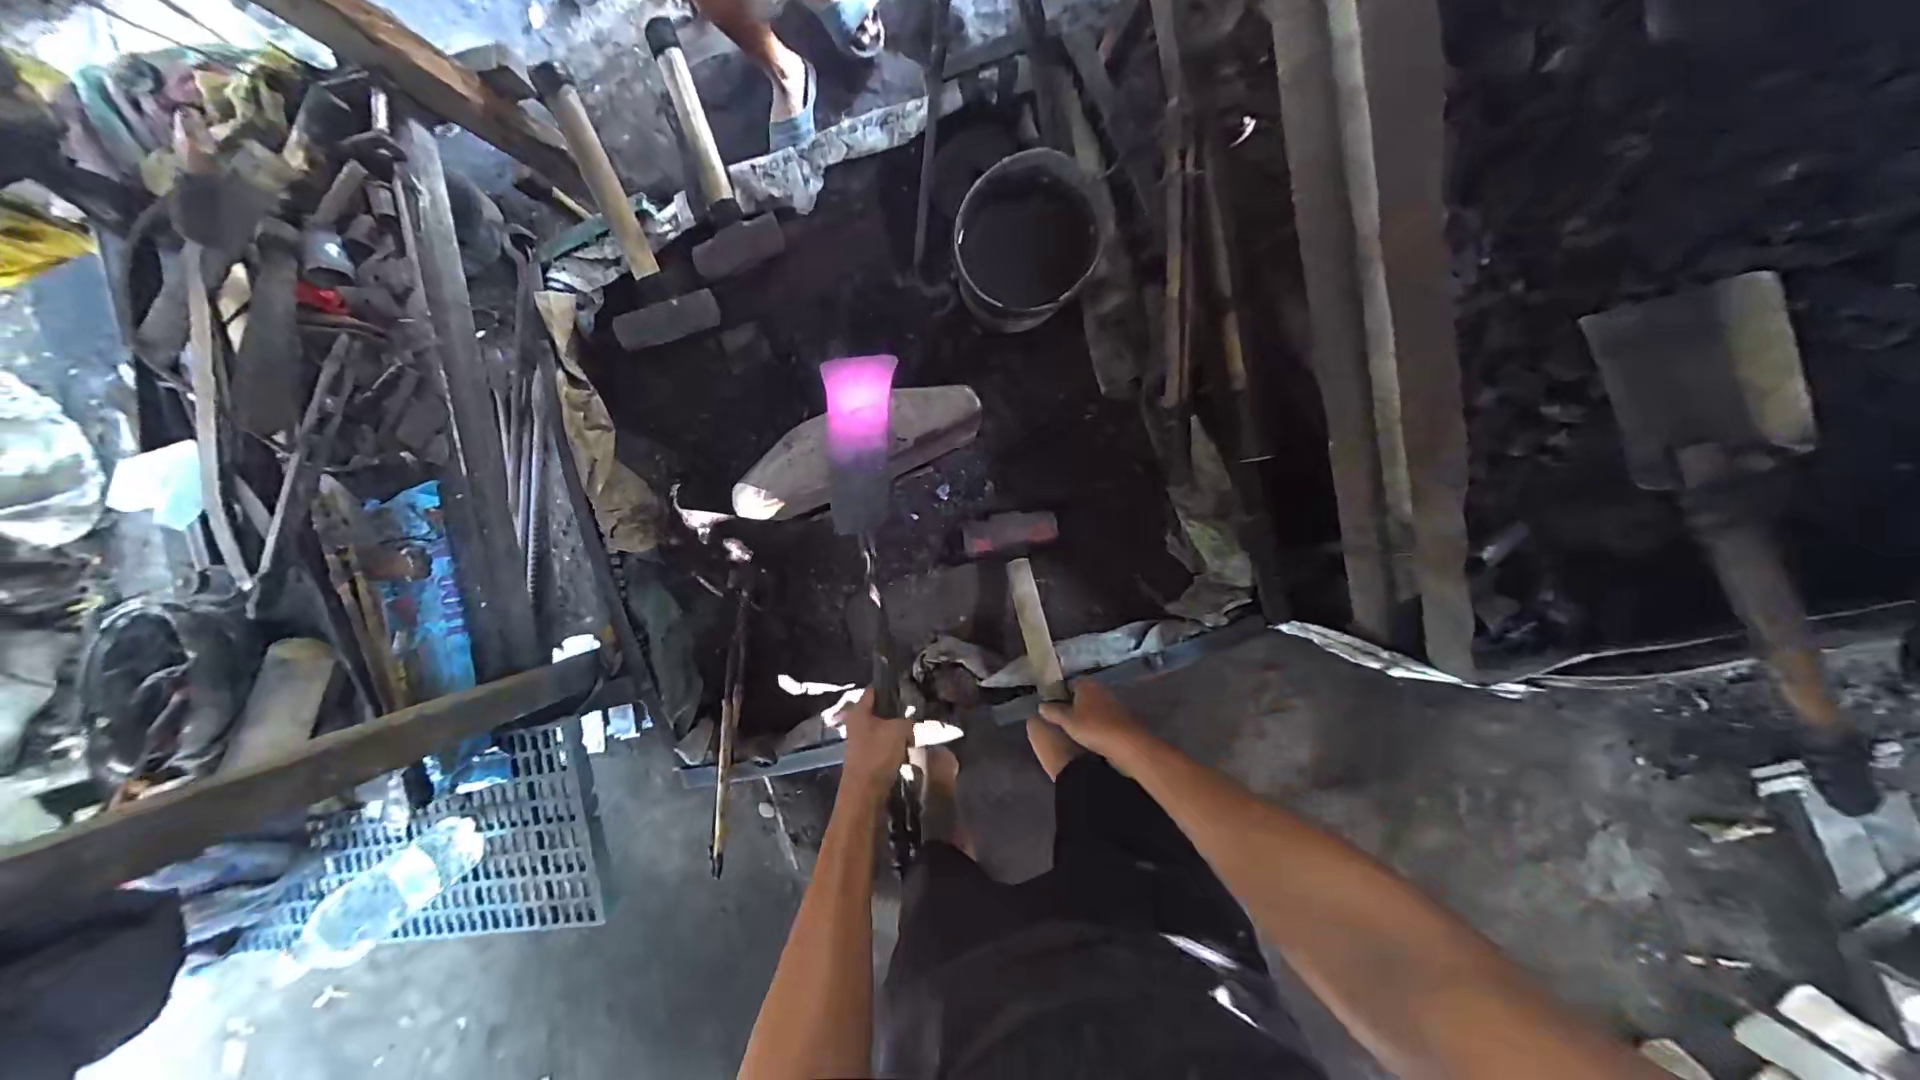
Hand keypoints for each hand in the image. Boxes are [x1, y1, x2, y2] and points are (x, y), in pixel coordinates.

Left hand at [832, 688, 909, 804]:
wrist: (865, 792)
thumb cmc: (878, 754)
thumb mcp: (899, 730)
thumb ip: (908, 720)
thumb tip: (914, 721)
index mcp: (859, 711)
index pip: (874, 690)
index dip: (890, 687)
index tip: (909, 688)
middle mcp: (857, 724)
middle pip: (881, 711)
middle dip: (899, 712)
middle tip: (917, 711)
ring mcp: (862, 742)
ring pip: (885, 730)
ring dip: (900, 732)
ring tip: (918, 731)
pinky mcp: (869, 757)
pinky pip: (886, 746)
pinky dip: (898, 747)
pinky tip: (911, 749)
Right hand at [1037, 680, 1148, 760]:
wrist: (1127, 743)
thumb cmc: (1093, 728)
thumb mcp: (1067, 721)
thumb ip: (1052, 711)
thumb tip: (1041, 705)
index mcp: (1086, 683)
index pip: (1068, 684)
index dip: (1059, 694)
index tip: (1052, 708)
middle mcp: (1100, 687)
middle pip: (1081, 694)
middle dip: (1072, 704)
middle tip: (1062, 720)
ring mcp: (1113, 701)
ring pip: (1093, 705)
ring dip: (1086, 714)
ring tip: (1075, 730)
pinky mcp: (1122, 715)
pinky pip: (1104, 716)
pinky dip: (1097, 722)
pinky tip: (1092, 735)